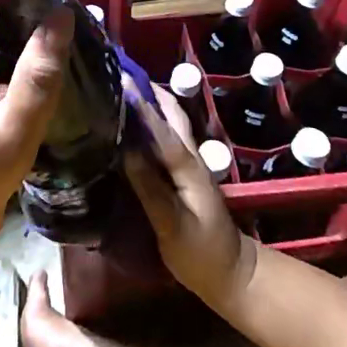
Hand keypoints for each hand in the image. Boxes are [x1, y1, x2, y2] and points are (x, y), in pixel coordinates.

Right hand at [124, 87, 256, 307]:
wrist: (231, 274)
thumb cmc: (201, 253)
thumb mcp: (173, 225)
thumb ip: (151, 187)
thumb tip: (126, 150)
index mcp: (187, 165)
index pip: (160, 126)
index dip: (139, 102)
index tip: (116, 78)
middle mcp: (189, 155)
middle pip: (169, 112)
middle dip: (145, 89)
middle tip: (115, 72)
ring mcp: (187, 162)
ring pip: (167, 121)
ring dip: (147, 100)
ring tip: (118, 87)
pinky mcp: (181, 172)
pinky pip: (162, 136)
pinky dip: (146, 121)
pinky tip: (127, 123)